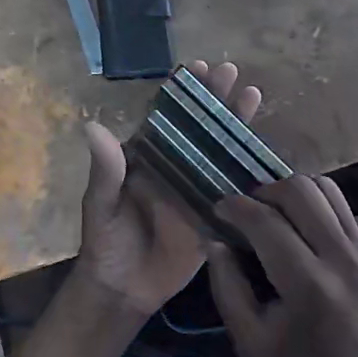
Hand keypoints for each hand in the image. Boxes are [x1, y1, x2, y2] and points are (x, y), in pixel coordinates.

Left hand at [77, 60, 262, 318]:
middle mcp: (176, 164)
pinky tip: (265, 148)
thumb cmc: (106, 240)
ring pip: (220, 147)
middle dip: (214, 97)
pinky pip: (235, 186)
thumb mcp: (100, 203)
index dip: (181, 91)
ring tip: (252, 93)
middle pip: (199, 124)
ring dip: (235, 122)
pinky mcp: (215, 211)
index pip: (166, 114)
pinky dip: (249, 167)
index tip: (196, 67)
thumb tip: (92, 126)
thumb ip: (105, 168)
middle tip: (229, 70)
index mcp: (148, 156)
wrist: (124, 289)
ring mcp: (198, 186)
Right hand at [207, 175, 357, 356]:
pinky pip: (341, 207)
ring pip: (325, 188)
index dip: (235, 207)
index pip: (266, 222)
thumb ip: (228, 288)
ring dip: (292, 191)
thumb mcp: (253, 346)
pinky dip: (314, 203)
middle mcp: (341, 258)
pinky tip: (298, 226)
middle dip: (264, 191)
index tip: (217, 208)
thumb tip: (214, 241)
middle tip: (246, 211)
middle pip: (300, 190)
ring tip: (272, 213)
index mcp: (309, 286)